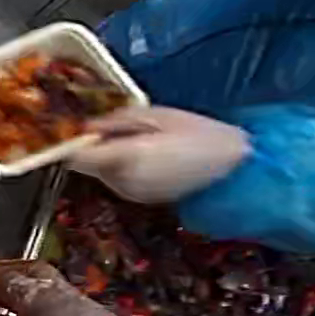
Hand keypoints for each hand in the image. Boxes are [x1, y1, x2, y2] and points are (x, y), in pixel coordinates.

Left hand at [67, 107, 250, 203]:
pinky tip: (152, 161)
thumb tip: (87, 126)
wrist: (241, 169)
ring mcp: (128, 192)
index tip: (79, 133)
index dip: (73, 144)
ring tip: (144, 146)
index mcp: (125, 157)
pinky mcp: (138, 199)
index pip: (76, 157)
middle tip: (121, 133)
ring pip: (101, 173)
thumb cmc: (203, 135)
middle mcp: (121, 179)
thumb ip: (118, 121)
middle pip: (86, 165)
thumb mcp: (161, 116)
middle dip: (96, 149)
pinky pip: (118, 181)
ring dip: (111, 160)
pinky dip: (125, 170)